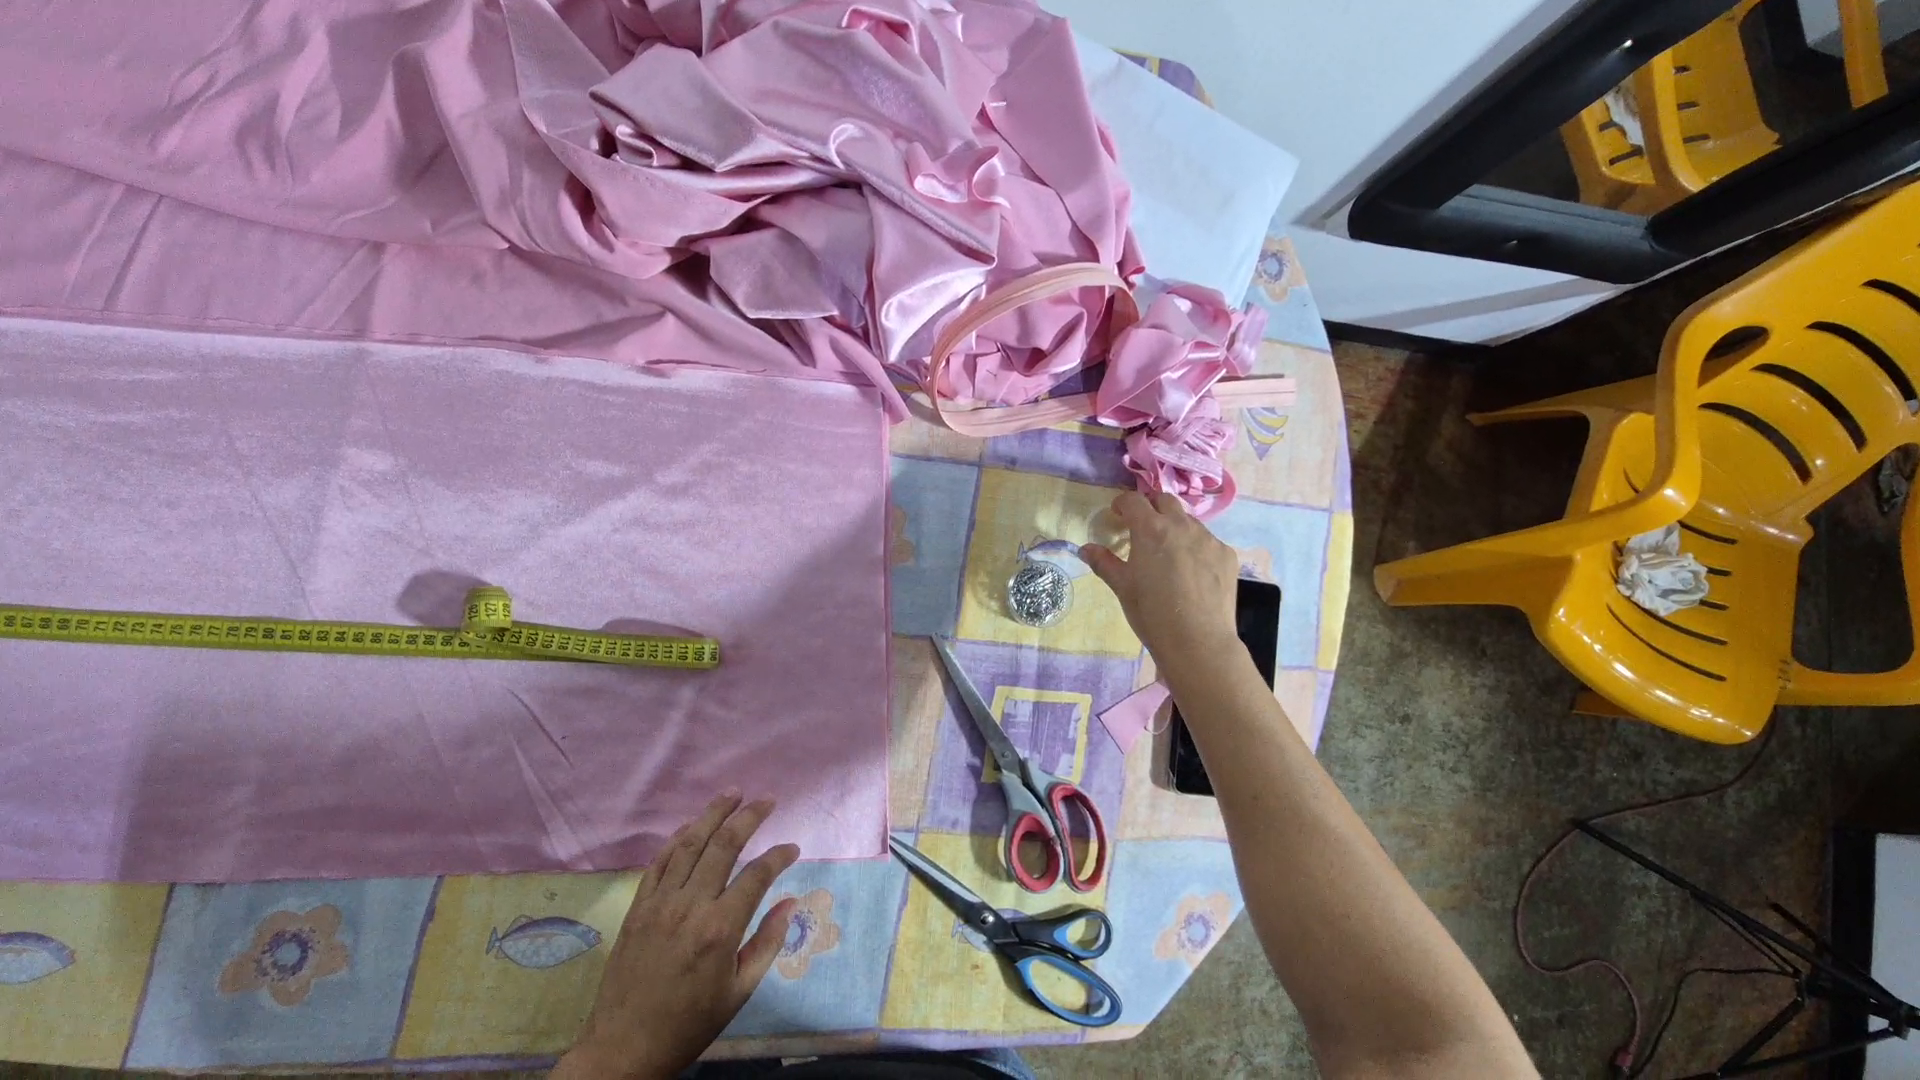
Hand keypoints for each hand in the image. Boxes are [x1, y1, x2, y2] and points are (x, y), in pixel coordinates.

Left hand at [556, 793, 800, 1079]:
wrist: (623, 1048)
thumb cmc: (689, 1024)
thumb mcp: (739, 993)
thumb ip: (766, 944)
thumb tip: (789, 904)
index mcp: (720, 929)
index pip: (757, 875)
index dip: (778, 856)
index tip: (792, 848)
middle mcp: (690, 906)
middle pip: (723, 845)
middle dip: (748, 817)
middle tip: (767, 800)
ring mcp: (660, 903)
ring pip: (690, 845)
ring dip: (713, 814)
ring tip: (732, 794)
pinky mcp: (637, 908)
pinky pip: (659, 863)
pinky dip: (678, 839)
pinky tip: (691, 826)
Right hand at [1083, 490, 1239, 668]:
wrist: (1198, 641)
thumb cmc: (1152, 613)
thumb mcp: (1122, 587)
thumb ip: (1104, 563)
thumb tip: (1085, 549)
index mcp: (1151, 529)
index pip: (1134, 500)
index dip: (1122, 504)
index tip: (1118, 514)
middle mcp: (1182, 525)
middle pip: (1165, 500)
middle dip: (1151, 508)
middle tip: (1143, 527)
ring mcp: (1209, 538)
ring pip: (1189, 521)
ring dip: (1175, 527)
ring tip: (1169, 554)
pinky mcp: (1227, 555)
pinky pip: (1208, 541)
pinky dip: (1196, 548)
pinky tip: (1192, 573)